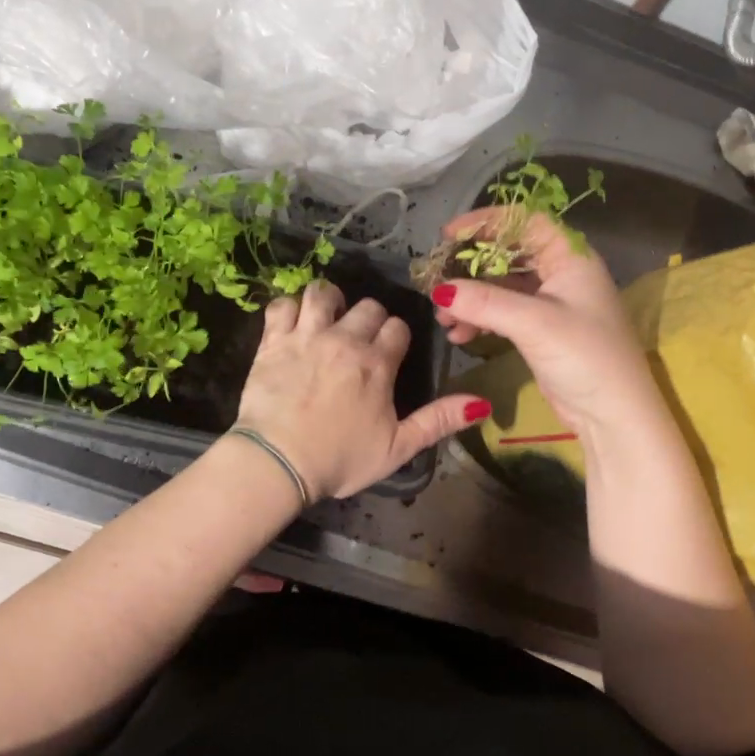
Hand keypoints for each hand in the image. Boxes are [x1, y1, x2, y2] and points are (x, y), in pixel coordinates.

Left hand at [235, 280, 487, 500]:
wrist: (278, 462)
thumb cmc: (339, 459)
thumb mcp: (397, 448)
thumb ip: (438, 421)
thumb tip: (482, 403)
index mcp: (377, 363)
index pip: (398, 328)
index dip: (397, 337)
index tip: (390, 352)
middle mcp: (345, 340)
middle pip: (367, 306)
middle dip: (369, 318)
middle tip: (360, 340)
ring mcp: (306, 336)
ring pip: (323, 293)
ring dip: (329, 301)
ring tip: (327, 317)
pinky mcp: (272, 341)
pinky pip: (282, 305)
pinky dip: (289, 308)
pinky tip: (292, 323)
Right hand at [431, 209, 662, 436]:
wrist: (613, 414)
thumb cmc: (584, 356)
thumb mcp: (533, 323)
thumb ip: (485, 302)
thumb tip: (439, 290)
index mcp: (571, 257)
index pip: (524, 222)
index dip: (486, 222)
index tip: (448, 235)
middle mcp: (562, 273)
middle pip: (508, 254)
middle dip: (471, 268)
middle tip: (438, 280)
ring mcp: (551, 304)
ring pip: (502, 287)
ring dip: (471, 299)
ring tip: (444, 319)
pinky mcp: (542, 332)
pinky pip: (503, 313)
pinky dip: (481, 320)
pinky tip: (459, 334)